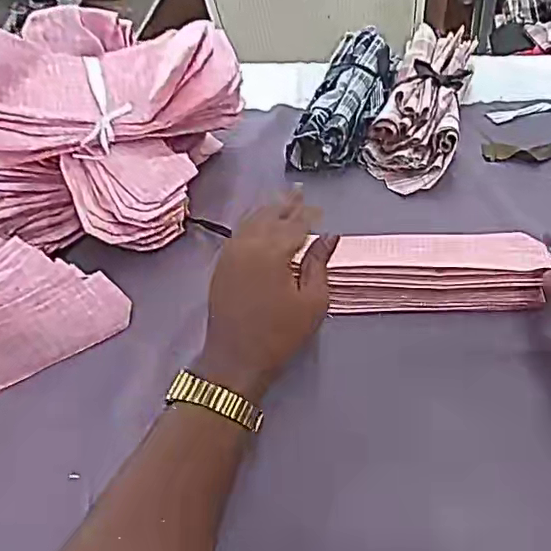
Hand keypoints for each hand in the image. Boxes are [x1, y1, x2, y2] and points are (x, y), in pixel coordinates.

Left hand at [196, 188, 338, 400]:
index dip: (309, 216)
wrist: (236, 358)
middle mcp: (248, 245)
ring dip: (267, 209)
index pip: (295, 224)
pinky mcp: (221, 265)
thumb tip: (328, 237)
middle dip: (286, 204)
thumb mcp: (312, 301)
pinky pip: (238, 233)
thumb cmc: (280, 334)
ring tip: (282, 201)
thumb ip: (319, 264)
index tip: (321, 212)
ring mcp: (230, 254)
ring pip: (250, 221)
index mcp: (272, 252)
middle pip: (269, 215)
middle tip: (299, 193)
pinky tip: (260, 223)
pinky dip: (252, 223)